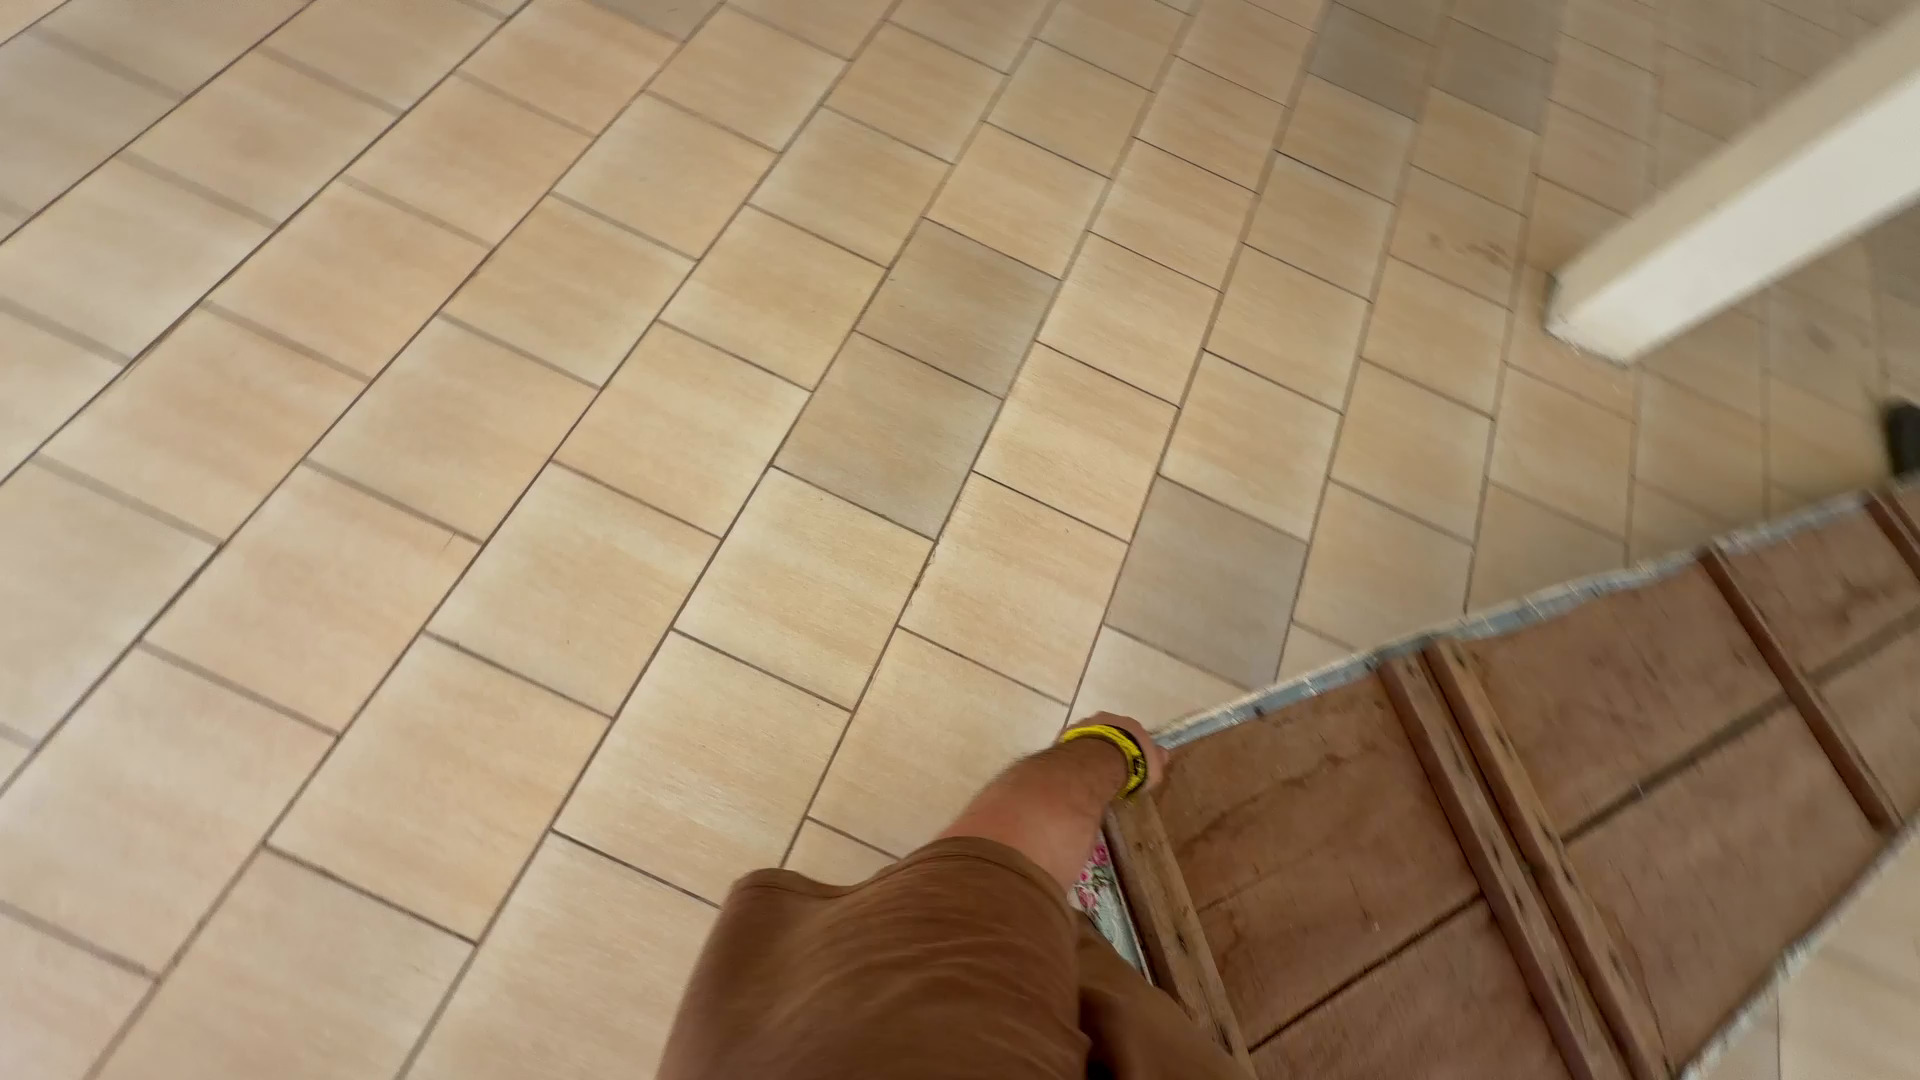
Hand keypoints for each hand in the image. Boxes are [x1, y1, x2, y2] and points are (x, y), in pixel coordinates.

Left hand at [1069, 713, 1168, 794]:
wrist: (1100, 761)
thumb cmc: (1133, 765)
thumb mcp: (1154, 768)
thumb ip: (1157, 759)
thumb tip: (1162, 753)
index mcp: (1132, 725)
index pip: (1134, 734)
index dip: (1132, 748)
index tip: (1129, 762)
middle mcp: (1110, 718)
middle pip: (1111, 731)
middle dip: (1111, 744)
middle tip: (1109, 765)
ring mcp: (1087, 723)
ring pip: (1092, 734)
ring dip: (1093, 746)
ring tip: (1092, 767)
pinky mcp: (1070, 732)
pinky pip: (1075, 741)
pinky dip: (1077, 750)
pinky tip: (1078, 765)